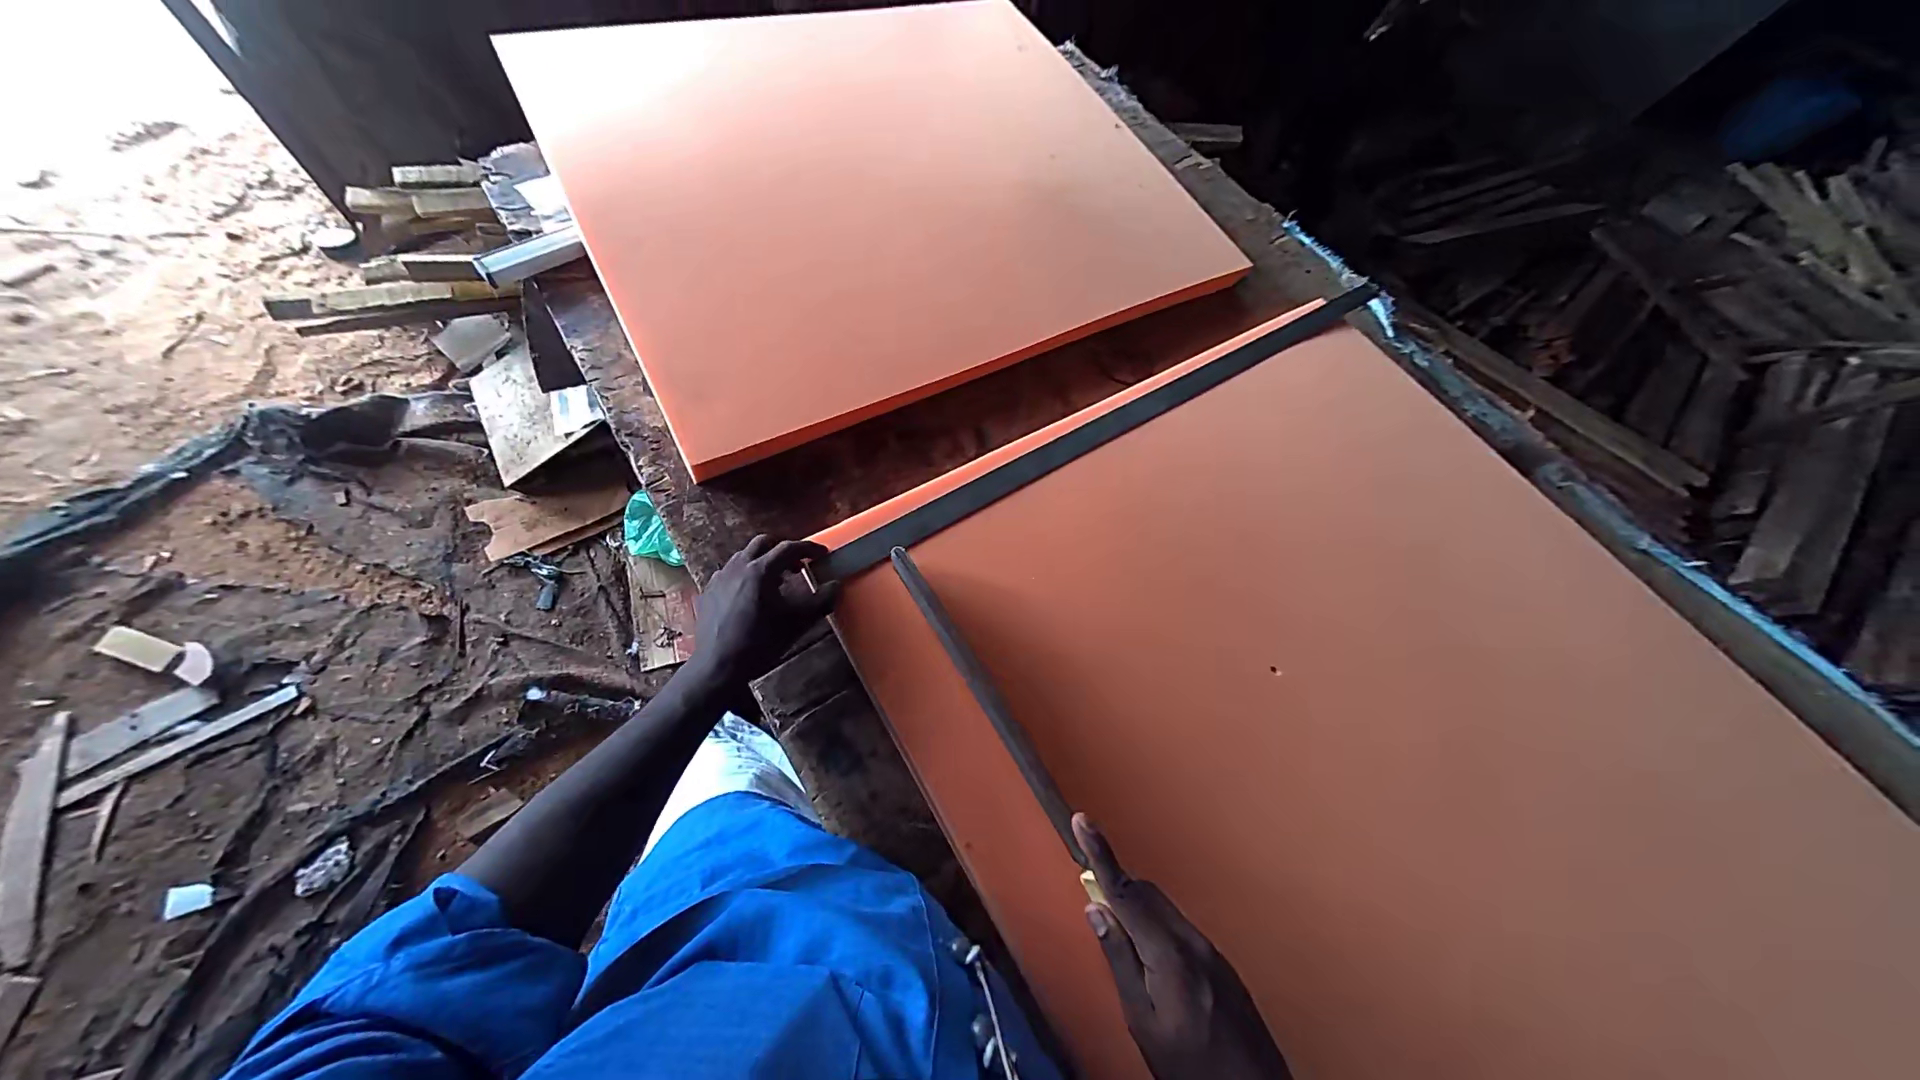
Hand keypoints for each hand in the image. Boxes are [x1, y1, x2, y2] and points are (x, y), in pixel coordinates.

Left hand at [687, 535, 840, 688]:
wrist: (718, 666)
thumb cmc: (760, 643)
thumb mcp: (797, 623)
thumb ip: (820, 601)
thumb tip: (835, 585)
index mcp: (761, 571)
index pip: (788, 548)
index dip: (808, 548)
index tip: (821, 554)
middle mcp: (738, 567)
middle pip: (763, 543)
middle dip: (783, 550)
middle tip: (798, 565)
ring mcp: (720, 578)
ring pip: (744, 556)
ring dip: (763, 561)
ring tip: (776, 580)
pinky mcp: (708, 591)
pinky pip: (730, 572)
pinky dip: (745, 574)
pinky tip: (750, 594)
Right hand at [1075, 813, 1291, 1079]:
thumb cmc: (1190, 1067)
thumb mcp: (1142, 1021)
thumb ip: (1119, 960)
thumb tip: (1096, 910)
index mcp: (1169, 955)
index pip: (1125, 892)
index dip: (1099, 853)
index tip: (1082, 821)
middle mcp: (1194, 942)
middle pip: (1146, 894)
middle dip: (1117, 888)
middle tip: (1094, 903)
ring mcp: (1213, 951)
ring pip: (1164, 910)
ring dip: (1138, 910)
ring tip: (1123, 942)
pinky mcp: (1223, 964)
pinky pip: (1180, 928)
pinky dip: (1158, 928)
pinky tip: (1155, 961)